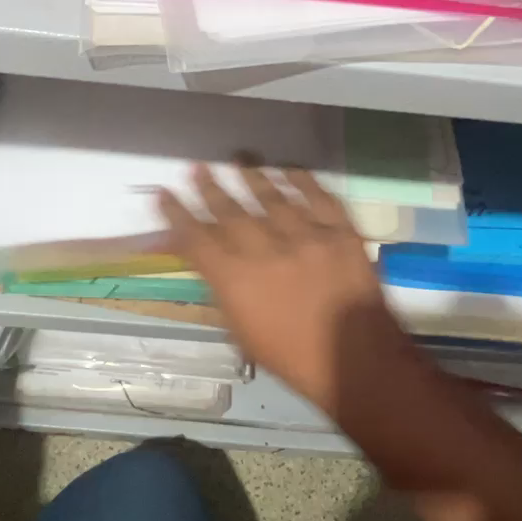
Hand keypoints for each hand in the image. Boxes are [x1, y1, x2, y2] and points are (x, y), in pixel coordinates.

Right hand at [158, 163, 410, 409]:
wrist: (357, 362)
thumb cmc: (293, 357)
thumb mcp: (242, 333)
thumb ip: (223, 292)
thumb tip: (208, 262)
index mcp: (236, 282)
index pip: (196, 239)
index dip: (177, 215)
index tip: (164, 193)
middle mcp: (266, 252)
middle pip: (230, 212)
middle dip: (210, 187)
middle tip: (198, 166)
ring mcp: (307, 239)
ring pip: (272, 197)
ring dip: (252, 175)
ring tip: (239, 158)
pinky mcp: (341, 233)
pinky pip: (318, 197)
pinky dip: (302, 180)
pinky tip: (288, 168)